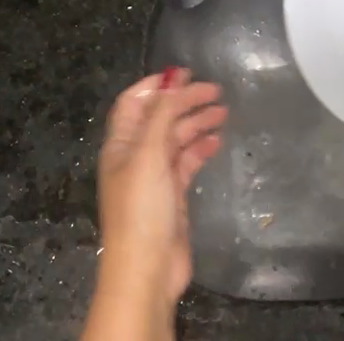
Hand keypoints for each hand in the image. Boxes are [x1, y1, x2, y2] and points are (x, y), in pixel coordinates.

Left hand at [96, 68, 227, 310]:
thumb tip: (172, 76)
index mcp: (120, 144)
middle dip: (184, 101)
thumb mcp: (149, 153)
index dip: (156, 85)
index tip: (186, 73)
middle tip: (215, 90)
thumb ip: (162, 113)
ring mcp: (154, 176)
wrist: (146, 271)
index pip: (134, 102)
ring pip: (175, 139)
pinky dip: (201, 148)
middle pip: (159, 118)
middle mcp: (135, 156)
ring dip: (196, 122)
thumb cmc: (141, 208)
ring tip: (223, 112)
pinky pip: (187, 162)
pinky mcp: (172, 195)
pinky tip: (217, 141)